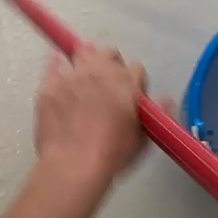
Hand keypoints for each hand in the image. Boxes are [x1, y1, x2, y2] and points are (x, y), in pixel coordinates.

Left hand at [34, 43, 147, 186]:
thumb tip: (168, 100)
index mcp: (126, 82)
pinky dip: (57, 69)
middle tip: (106, 86)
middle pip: (108, 53)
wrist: (72, 165)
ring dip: (84, 62)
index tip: (130, 96)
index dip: (134, 82)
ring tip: (82, 81)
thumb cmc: (111, 155)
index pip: (136, 68)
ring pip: (82, 52)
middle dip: (109, 65)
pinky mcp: (50, 83)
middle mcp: (101, 71)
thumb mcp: (142, 140)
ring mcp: (73, 74)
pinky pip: (53, 64)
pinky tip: (58, 82)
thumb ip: (155, 115)